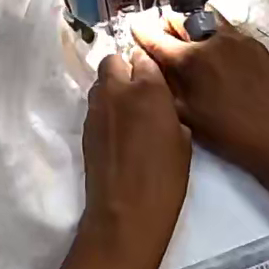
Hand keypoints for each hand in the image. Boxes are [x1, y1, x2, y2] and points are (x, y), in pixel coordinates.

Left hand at [80, 49, 191, 266]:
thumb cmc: (165, 178)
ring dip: (112, 88)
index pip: (143, 57)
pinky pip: (95, 105)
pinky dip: (105, 109)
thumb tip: (161, 105)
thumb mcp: (184, 140)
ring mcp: (96, 108)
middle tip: (139, 89)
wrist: (126, 211)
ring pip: (100, 82)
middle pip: (112, 61)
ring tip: (127, 110)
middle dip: (124, 68)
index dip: (150, 66)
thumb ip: (170, 111)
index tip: (157, 78)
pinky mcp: (85, 127)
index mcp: (148, 88)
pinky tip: (117, 130)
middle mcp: (117, 90)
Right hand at [132, 17, 268, 184]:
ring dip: (190, 24)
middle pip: (179, 18)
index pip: (155, 36)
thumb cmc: (225, 131)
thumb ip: (163, 84)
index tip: (134, 27)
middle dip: (165, 24)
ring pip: (204, 17)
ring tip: (187, 39)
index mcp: (189, 59)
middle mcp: (210, 40)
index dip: (141, 31)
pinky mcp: (253, 43)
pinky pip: (225, 28)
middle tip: (161, 36)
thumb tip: (149, 65)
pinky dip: (213, 33)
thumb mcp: (184, 113)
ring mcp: (235, 38)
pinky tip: (214, 52)